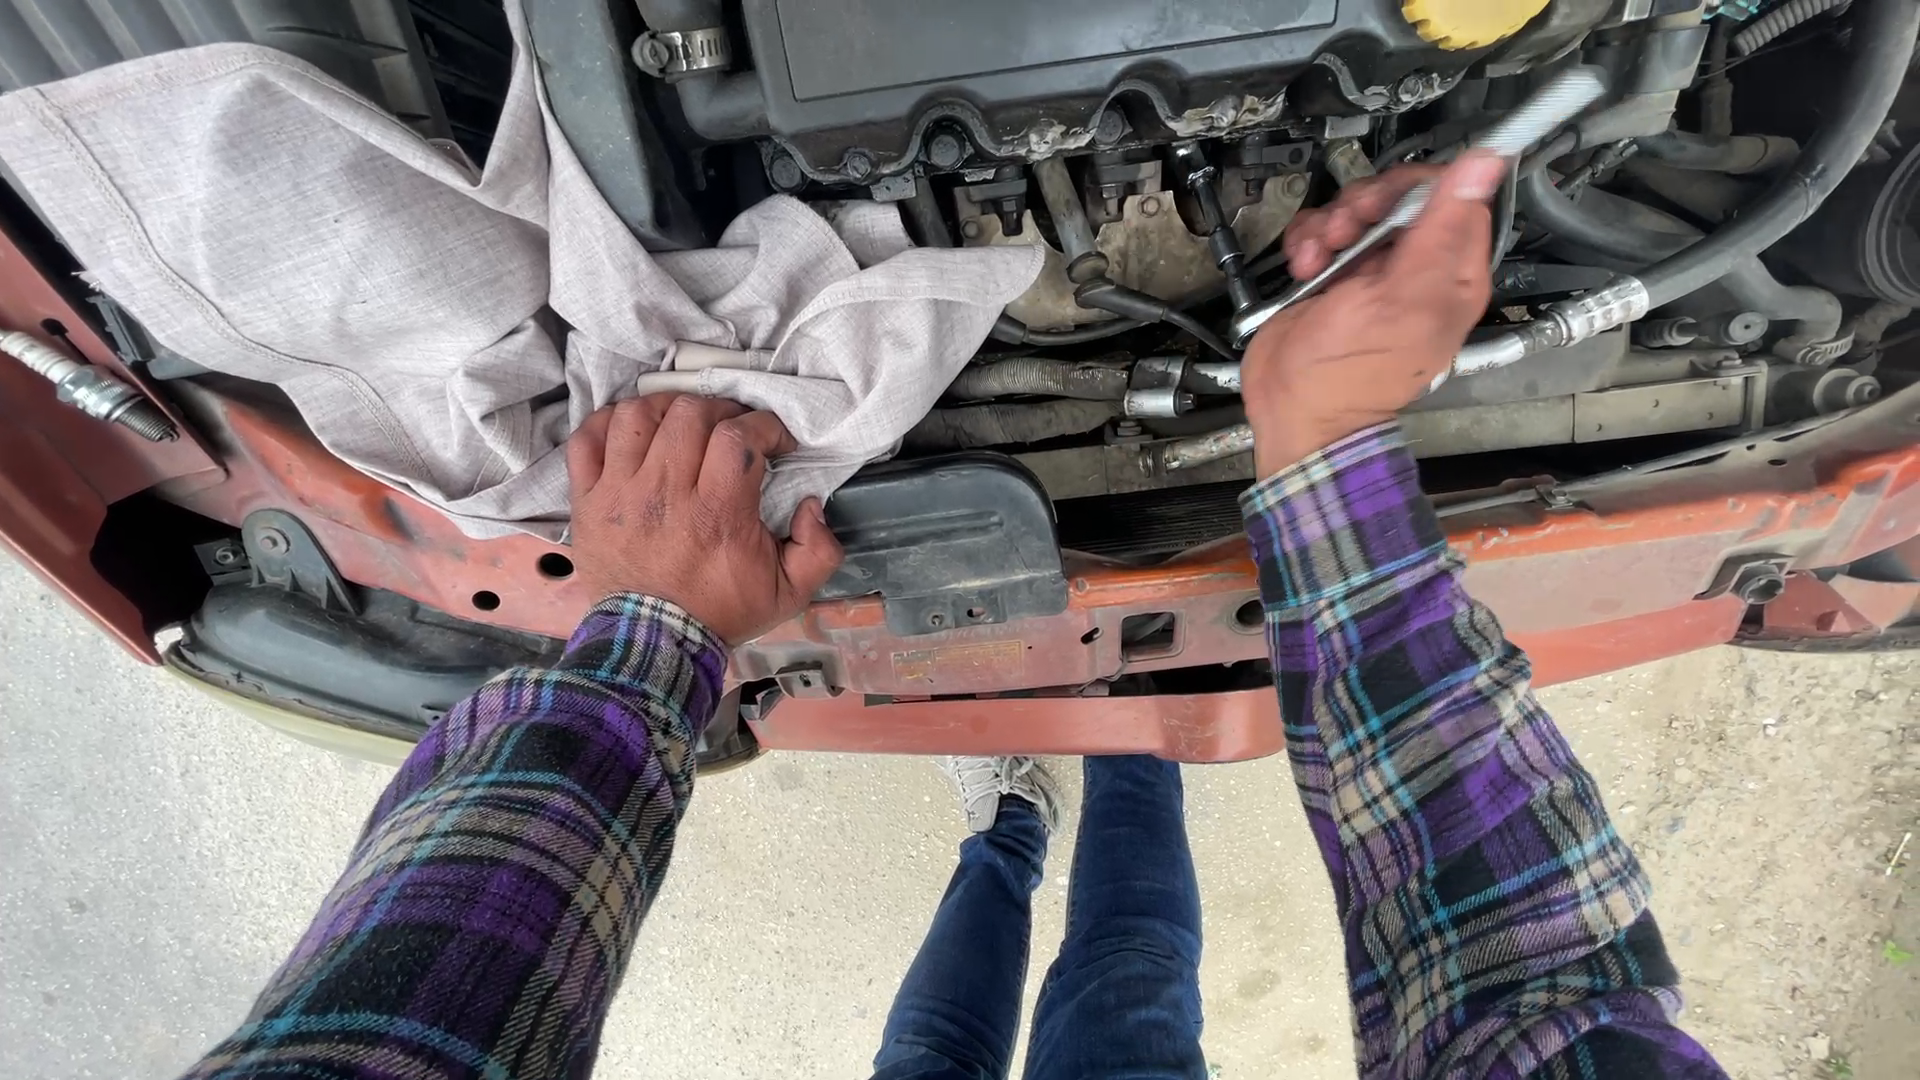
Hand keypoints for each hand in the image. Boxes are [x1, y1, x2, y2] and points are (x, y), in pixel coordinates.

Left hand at [566, 394, 843, 645]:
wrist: (656, 644)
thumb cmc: (723, 612)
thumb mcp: (791, 593)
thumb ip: (819, 549)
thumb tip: (812, 504)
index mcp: (718, 512)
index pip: (739, 436)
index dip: (765, 425)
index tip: (777, 442)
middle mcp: (666, 492)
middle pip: (690, 414)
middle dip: (722, 411)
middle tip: (735, 430)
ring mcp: (620, 493)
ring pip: (638, 416)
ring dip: (668, 408)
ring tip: (686, 424)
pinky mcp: (587, 500)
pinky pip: (587, 439)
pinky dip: (609, 423)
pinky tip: (636, 431)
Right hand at [1241, 152, 1507, 474]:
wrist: (1290, 409)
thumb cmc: (1346, 374)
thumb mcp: (1402, 301)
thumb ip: (1442, 231)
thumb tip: (1486, 163)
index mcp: (1448, 277)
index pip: (1453, 198)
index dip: (1413, 189)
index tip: (1380, 207)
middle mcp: (1411, 271)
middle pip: (1398, 200)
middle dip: (1364, 206)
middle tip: (1343, 232)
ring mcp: (1367, 276)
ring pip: (1355, 214)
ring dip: (1328, 226)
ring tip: (1314, 259)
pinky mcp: (1328, 281)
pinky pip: (1320, 237)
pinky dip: (1305, 244)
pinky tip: (1302, 268)